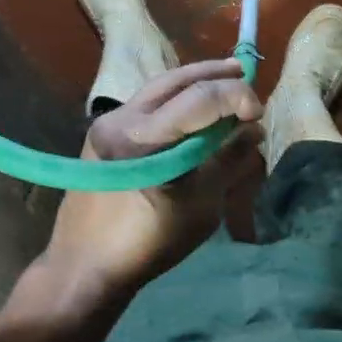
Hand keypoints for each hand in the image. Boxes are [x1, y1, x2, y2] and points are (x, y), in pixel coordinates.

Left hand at [46, 61, 262, 295]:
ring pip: (159, 87)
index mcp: (141, 139)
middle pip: (175, 81)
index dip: (235, 96)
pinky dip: (176, 99)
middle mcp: (120, 119)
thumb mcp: (201, 207)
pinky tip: (196, 106)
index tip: (257, 113)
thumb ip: (228, 161)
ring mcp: (107, 123)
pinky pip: (148, 104)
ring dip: (194, 82)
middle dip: (214, 75)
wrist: (83, 267)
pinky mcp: (104, 132)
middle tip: (245, 74)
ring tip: (227, 78)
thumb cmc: (147, 244)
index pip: (198, 98)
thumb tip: (252, 130)